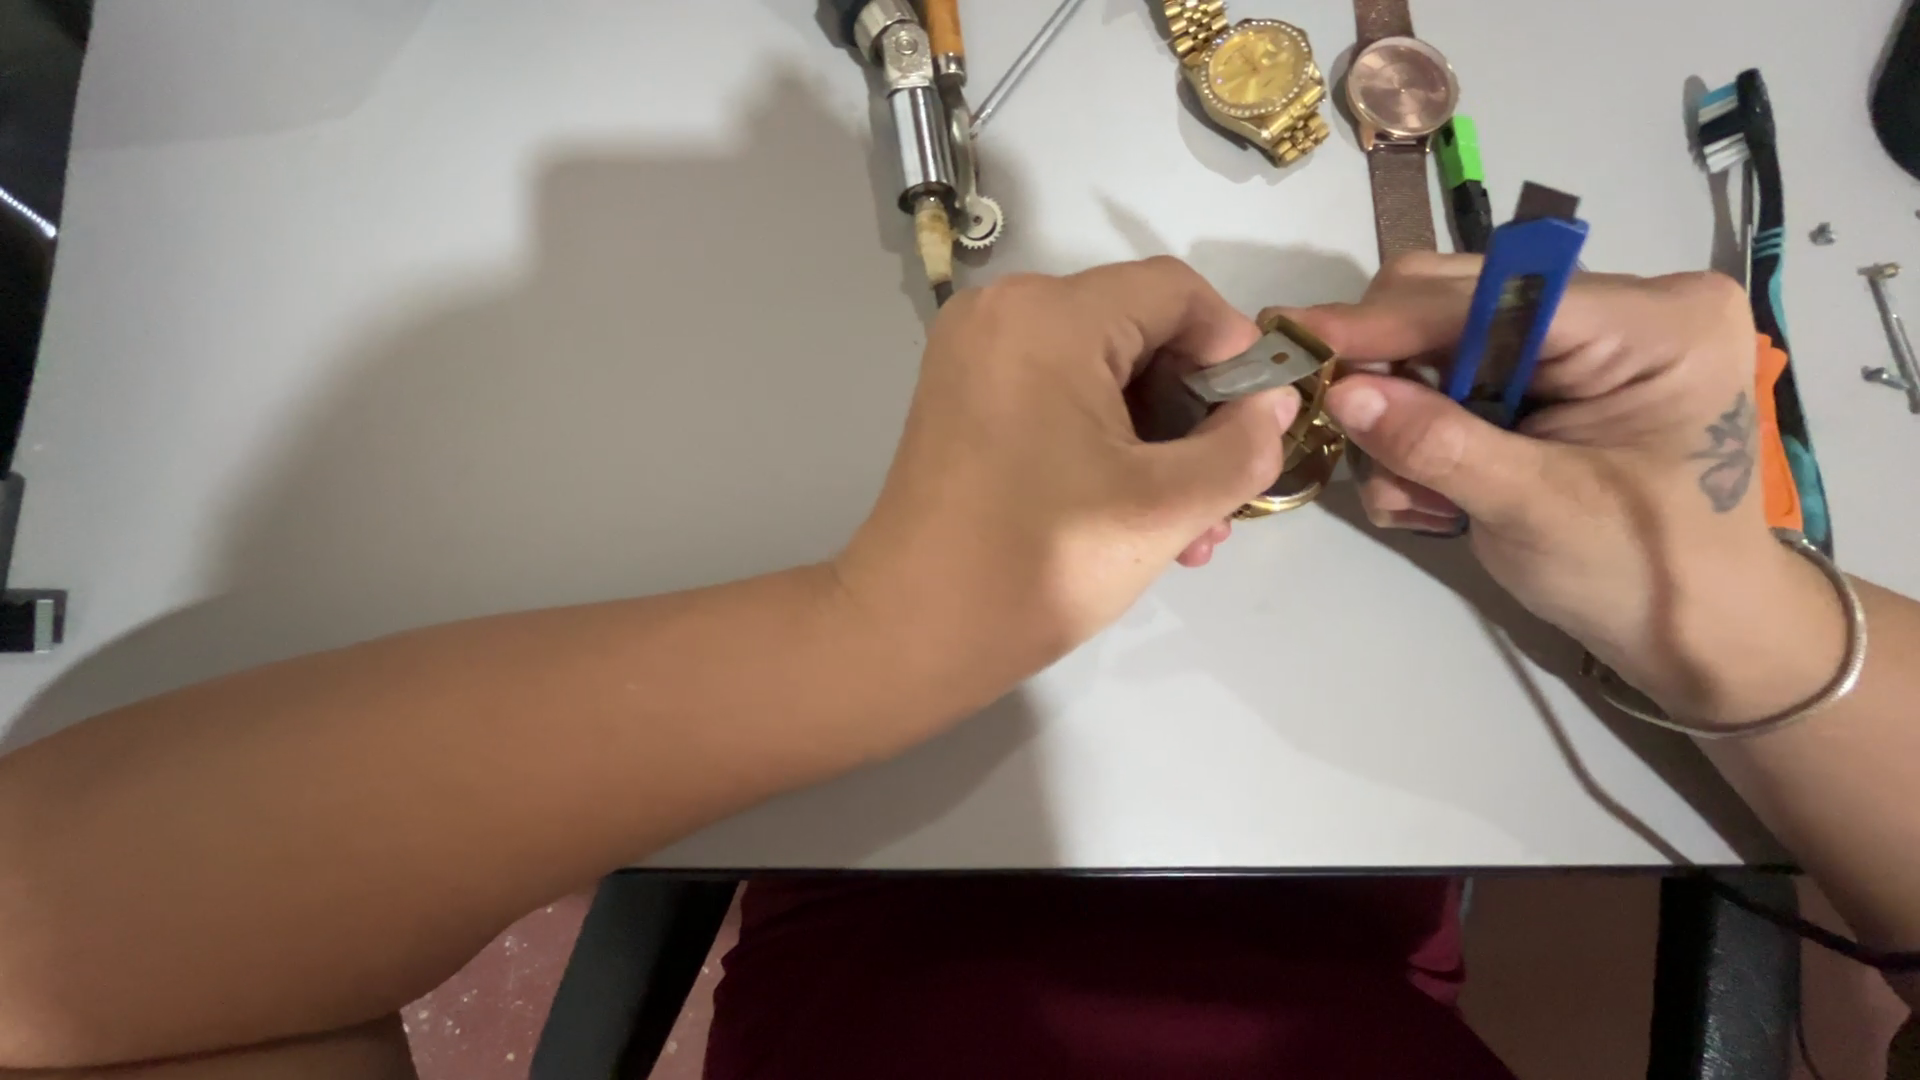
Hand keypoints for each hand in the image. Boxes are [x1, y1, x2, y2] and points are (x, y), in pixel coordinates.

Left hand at [837, 258, 1300, 694]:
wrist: (913, 630)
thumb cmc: (1042, 561)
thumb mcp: (1164, 506)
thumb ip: (1241, 446)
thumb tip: (1271, 406)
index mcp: (1049, 316)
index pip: (1175, 293)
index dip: (1233, 348)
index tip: (1257, 419)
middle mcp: (1002, 314)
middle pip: (1135, 332)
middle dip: (1192, 413)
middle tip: (1226, 491)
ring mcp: (974, 358)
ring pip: (1097, 375)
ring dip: (1153, 442)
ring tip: (1191, 527)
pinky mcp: (962, 401)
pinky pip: (1054, 398)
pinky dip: (1101, 442)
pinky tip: (1136, 514)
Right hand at [1292, 254, 1844, 723]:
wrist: (1686, 627)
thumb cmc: (1643, 570)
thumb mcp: (1535, 508)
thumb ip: (1436, 444)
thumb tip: (1340, 391)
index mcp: (1649, 321)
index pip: (1490, 292)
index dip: (1387, 319)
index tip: (1299, 341)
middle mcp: (1603, 312)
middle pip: (1444, 302)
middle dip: (1387, 375)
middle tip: (1359, 441)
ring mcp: (1559, 348)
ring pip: (1422, 348)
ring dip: (1396, 427)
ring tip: (1423, 499)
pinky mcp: (1525, 384)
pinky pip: (1430, 388)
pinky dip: (1409, 445)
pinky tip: (1438, 499)